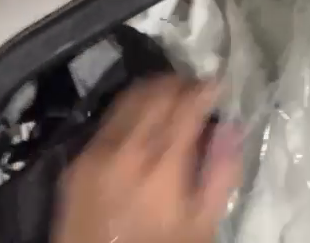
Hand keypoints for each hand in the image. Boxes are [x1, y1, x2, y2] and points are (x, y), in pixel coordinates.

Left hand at [54, 77, 241, 242]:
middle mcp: (128, 146)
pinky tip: (141, 116)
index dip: (206, 89)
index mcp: (163, 163)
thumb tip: (232, 128)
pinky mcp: (78, 157)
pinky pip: (109, 116)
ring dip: (155, 88)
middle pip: (158, 92)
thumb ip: (220, 175)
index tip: (218, 85)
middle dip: (182, 84)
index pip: (187, 104)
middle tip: (197, 88)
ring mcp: (98, 148)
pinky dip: (130, 106)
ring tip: (172, 94)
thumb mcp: (201, 225)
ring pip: (131, 96)